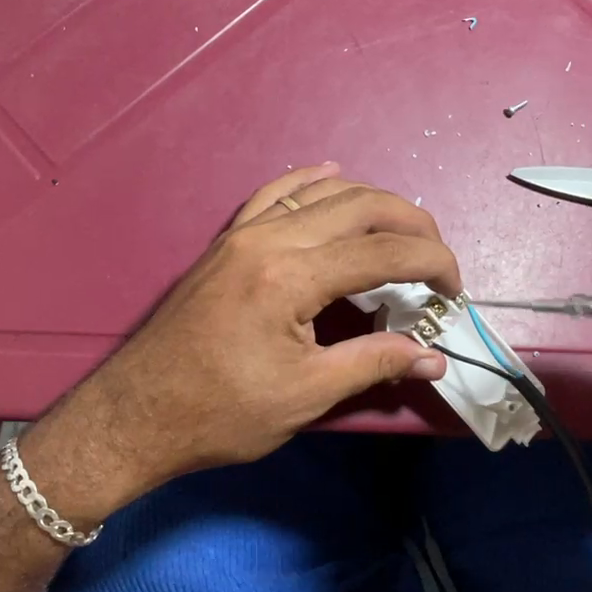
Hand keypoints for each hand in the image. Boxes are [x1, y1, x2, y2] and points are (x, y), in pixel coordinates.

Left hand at [22, 164, 459, 521]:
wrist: (137, 415)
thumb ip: (374, 362)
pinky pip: (275, 194)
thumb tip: (433, 355)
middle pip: (360, 206)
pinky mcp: (227, 241)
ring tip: (402, 230)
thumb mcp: (305, 395)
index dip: (432, 264)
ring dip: (370, 202)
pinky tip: (332, 177)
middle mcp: (268, 239)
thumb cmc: (220, 414)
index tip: (455, 291)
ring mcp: (243, 234)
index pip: (383, 251)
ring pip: (321, 192)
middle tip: (438, 260)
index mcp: (291, 277)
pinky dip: (311, 182)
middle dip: (412, 224)